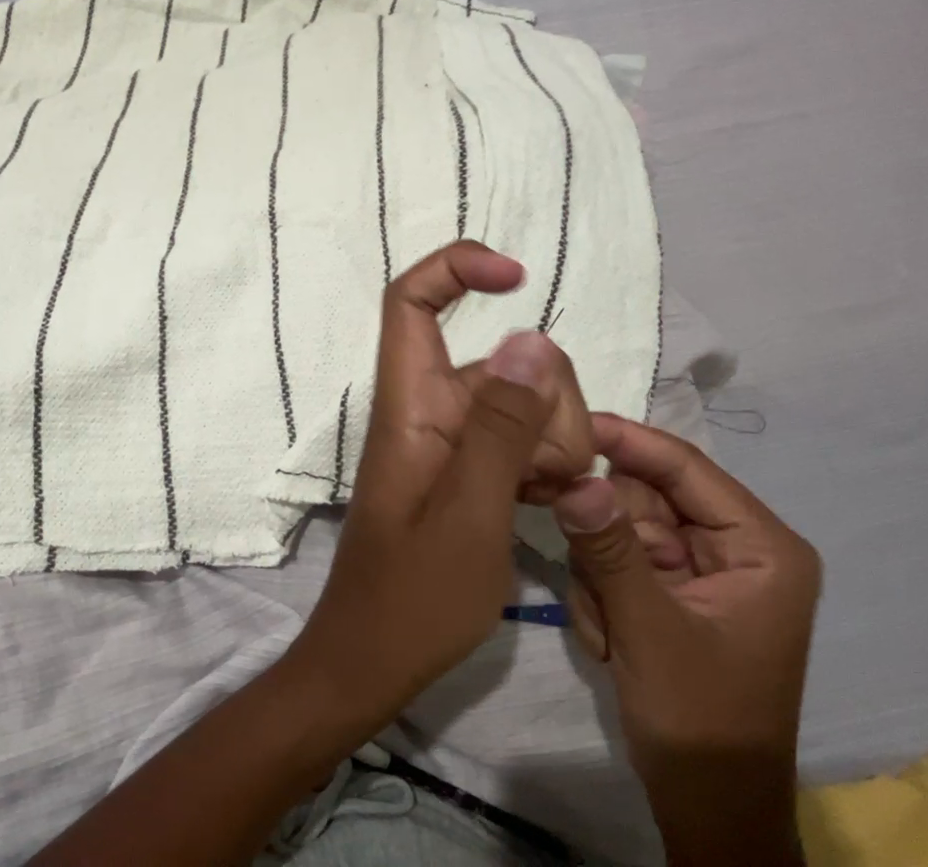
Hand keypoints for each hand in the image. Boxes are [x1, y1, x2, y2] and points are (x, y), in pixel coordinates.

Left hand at [283, 240, 594, 722]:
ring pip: (523, 403)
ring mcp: (448, 444)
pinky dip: (544, 462)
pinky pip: (519, 442)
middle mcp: (426, 411)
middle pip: (501, 358)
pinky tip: (549, 503)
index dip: (458, 267)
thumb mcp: (473, 511)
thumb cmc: (415, 596)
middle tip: (551, 472)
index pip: (410, 301)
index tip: (519, 277)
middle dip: (548, 400)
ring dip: (554, 440)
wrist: (373, 660)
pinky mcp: (466, 476)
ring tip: (549, 497)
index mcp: (410, 405)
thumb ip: (503, 425)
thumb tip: (528, 337)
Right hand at [554, 414, 820, 865]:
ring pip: (622, 531)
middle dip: (607, 534)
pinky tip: (612, 641)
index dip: (627, 442)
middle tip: (578, 564)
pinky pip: (619, 565)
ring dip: (600, 575)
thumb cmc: (699, 715)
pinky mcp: (673, 596)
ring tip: (610, 630)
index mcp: (761, 547)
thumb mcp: (648, 627)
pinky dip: (603, 596)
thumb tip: (574, 477)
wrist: (707, 802)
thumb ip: (608, 549)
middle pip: (646, 500)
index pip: (686, 468)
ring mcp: (701, 573)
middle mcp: (735, 549)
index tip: (565, 421)